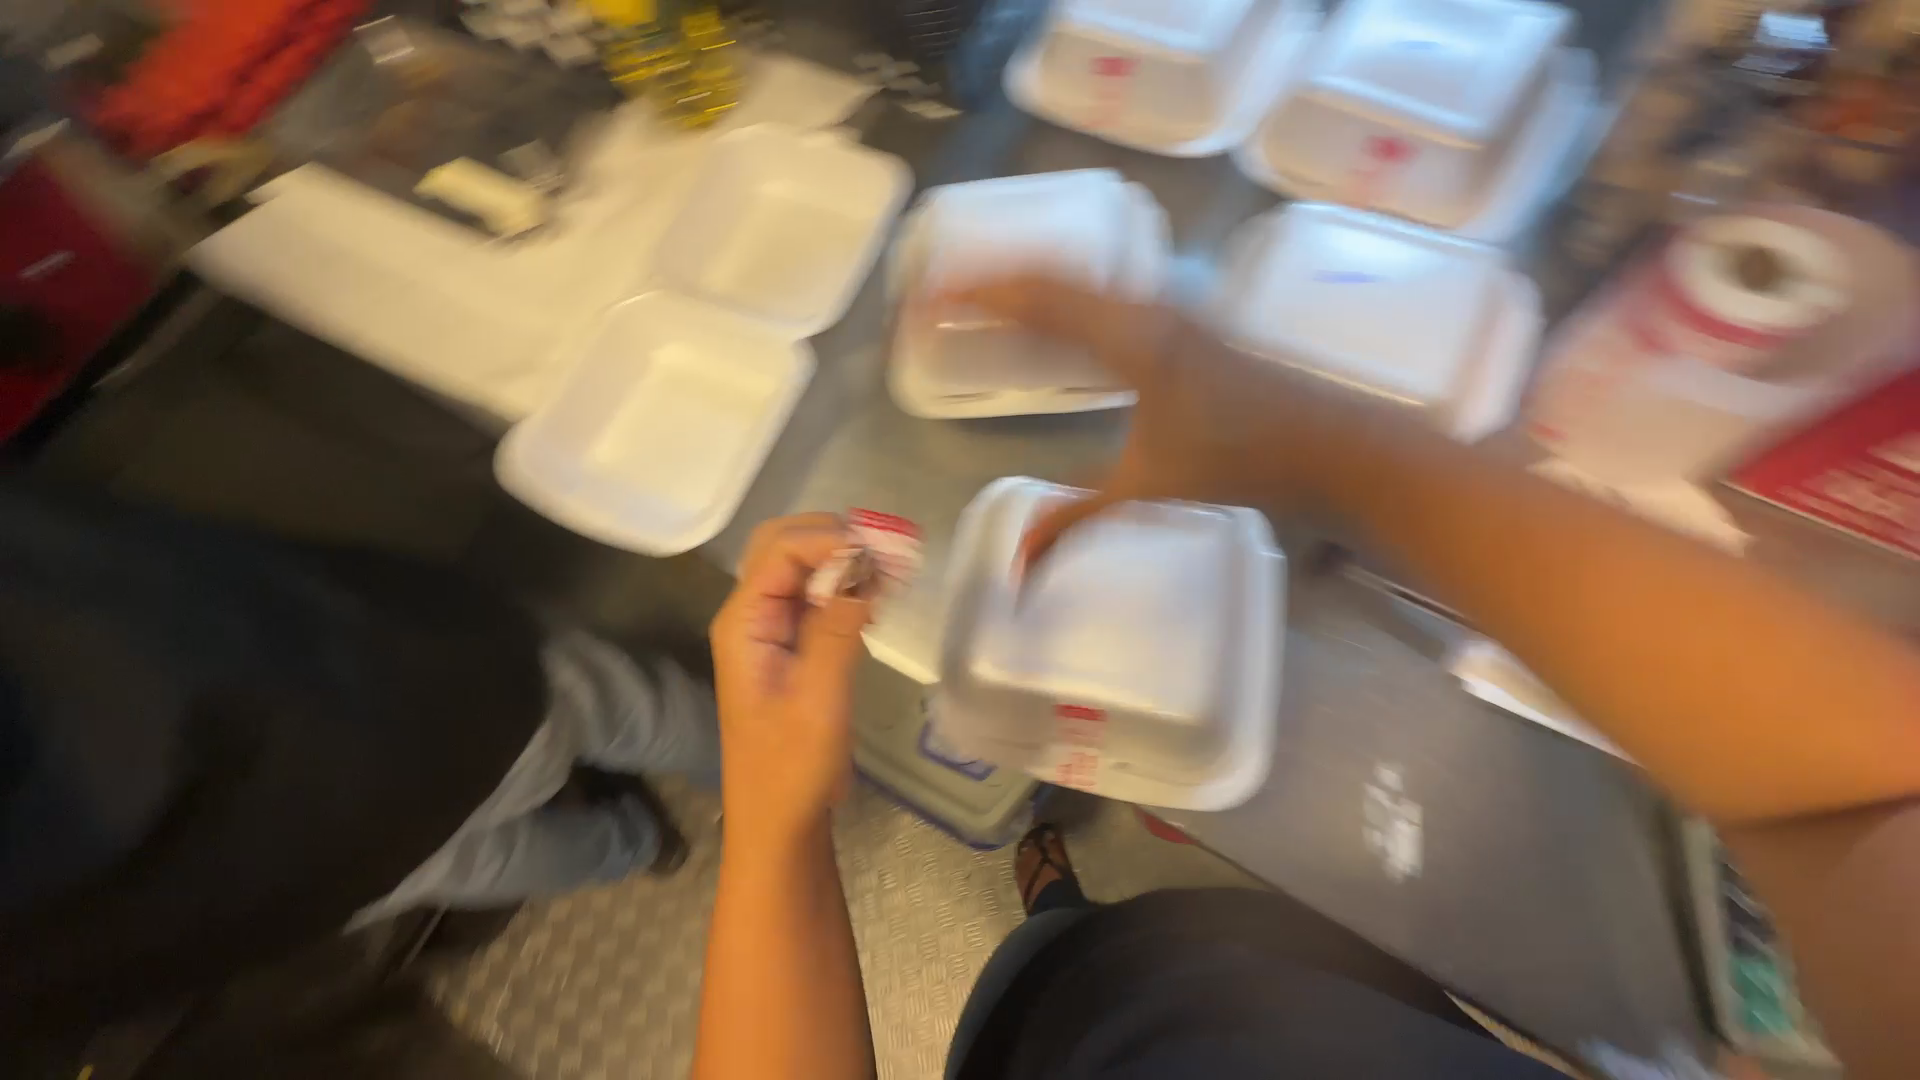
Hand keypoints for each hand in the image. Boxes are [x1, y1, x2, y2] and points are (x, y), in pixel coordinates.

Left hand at [710, 514, 873, 842]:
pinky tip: (878, 596)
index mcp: (744, 622)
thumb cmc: (791, 767)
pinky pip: (819, 597)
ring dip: (845, 558)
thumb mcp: (817, 699)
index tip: (885, 551)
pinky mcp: (795, 646)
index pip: (782, 550)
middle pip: (785, 545)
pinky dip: (848, 585)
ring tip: (891, 568)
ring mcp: (773, 629)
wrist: (781, 819)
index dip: (832, 540)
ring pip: (804, 567)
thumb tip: (866, 568)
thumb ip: (837, 629)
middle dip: (836, 537)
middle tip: (888, 550)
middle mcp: (753, 615)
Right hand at [935, 272, 1335, 566]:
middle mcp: (1145, 306)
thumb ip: (1073, 522)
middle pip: (1050, 274)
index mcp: (1127, 336)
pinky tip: (1058, 329)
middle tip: (938, 298)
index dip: (970, 296)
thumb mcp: (1147, 491)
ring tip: (983, 304)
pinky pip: (1106, 298)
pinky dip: (1064, 303)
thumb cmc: (1245, 461)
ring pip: (1081, 280)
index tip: (922, 303)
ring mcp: (1171, 310)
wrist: (1340, 444)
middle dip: (987, 281)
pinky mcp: (1187, 324)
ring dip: (1027, 286)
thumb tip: (1015, 569)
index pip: (1032, 298)